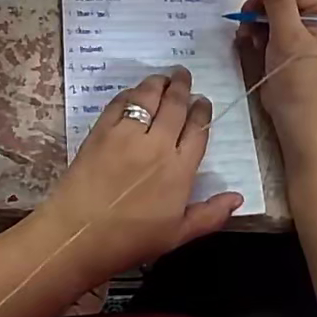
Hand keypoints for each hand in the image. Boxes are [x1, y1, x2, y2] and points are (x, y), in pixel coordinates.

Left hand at [40, 67, 241, 281]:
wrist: (78, 235)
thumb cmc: (130, 240)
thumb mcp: (177, 236)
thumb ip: (210, 215)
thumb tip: (237, 197)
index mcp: (179, 170)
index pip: (198, 130)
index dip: (202, 112)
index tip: (203, 102)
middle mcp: (157, 145)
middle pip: (175, 106)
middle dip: (182, 88)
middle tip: (183, 76)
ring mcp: (127, 134)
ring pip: (148, 97)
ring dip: (158, 84)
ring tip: (163, 77)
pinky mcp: (101, 130)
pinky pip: (120, 103)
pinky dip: (130, 93)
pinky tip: (134, 92)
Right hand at [236, 0, 316, 133]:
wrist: (302, 122)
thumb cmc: (299, 80)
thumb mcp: (288, 37)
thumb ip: (277, 2)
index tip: (251, 10)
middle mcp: (314, 20)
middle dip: (260, 9)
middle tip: (245, 26)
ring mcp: (301, 35)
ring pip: (271, 14)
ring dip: (255, 22)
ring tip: (247, 39)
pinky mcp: (287, 49)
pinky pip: (269, 30)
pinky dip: (257, 34)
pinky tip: (250, 45)